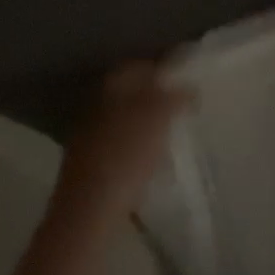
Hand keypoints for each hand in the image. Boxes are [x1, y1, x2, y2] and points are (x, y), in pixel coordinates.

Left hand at [56, 60, 191, 213]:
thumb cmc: (126, 155)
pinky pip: (116, 144)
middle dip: (153, 98)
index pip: (138, 67)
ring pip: (122, 118)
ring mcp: (87, 133)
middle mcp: (95, 103)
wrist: (89, 207)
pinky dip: (134, 147)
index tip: (184, 84)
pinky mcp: (87, 162)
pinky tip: (149, 162)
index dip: (162, 72)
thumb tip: (187, 87)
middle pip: (128, 92)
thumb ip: (174, 98)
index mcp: (111, 86)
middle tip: (180, 110)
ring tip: (169, 137)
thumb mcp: (158, 119)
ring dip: (143, 124)